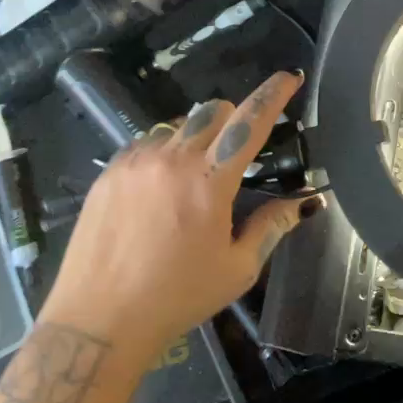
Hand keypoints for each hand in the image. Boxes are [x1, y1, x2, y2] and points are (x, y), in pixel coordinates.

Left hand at [39, 69, 322, 357]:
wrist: (96, 324)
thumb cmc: (176, 298)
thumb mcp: (237, 269)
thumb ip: (272, 226)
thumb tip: (305, 201)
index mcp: (210, 182)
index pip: (250, 119)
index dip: (275, 93)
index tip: (289, 77)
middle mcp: (174, 160)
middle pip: (213, 109)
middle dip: (233, 118)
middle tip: (235, 150)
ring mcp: (137, 162)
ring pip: (178, 123)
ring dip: (196, 137)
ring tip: (193, 175)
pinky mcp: (110, 173)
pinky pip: (146, 142)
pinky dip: (163, 151)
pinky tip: (160, 185)